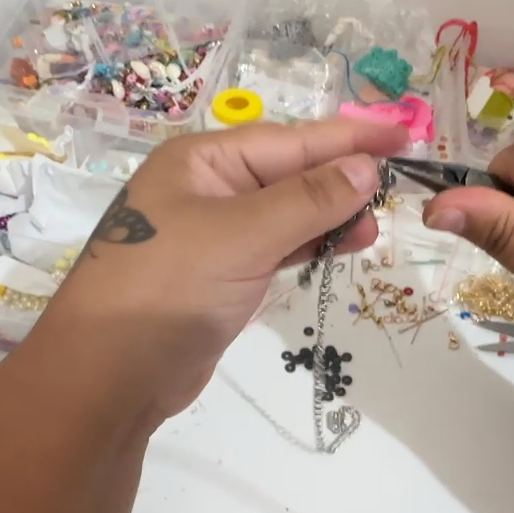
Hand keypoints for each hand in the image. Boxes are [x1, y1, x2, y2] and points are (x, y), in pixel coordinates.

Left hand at [28, 120, 407, 422]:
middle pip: (289, 173)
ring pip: (286, 213)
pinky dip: (308, 245)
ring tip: (374, 228)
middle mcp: (208, 189)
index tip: (403, 136)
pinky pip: (276, 247)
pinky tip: (340, 246)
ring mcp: (214, 234)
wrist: (110, 376)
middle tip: (398, 190)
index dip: (349, 138)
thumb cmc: (170, 289)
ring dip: (330, 217)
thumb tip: (366, 169)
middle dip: (342, 179)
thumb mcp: (242, 235)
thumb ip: (308, 200)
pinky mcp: (222, 275)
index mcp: (203, 161)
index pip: (290, 140)